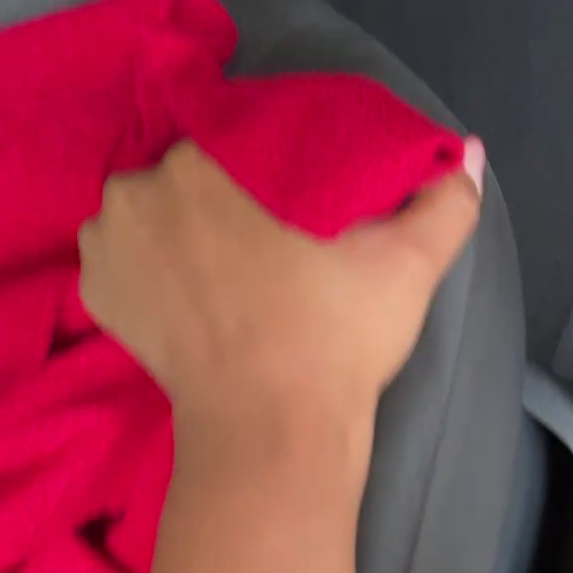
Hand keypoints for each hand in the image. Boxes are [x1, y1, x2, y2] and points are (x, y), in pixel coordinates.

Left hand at [78, 138, 483, 441]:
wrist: (276, 429)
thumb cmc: (339, 336)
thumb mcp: (409, 267)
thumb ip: (445, 205)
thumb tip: (472, 151)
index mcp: (207, 164)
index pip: (251, 143)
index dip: (290, 175)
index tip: (320, 214)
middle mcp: (139, 189)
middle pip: (204, 180)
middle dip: (243, 204)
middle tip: (291, 250)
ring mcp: (109, 246)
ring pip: (167, 219)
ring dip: (201, 236)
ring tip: (251, 279)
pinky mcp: (100, 298)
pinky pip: (139, 265)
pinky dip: (171, 275)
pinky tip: (213, 304)